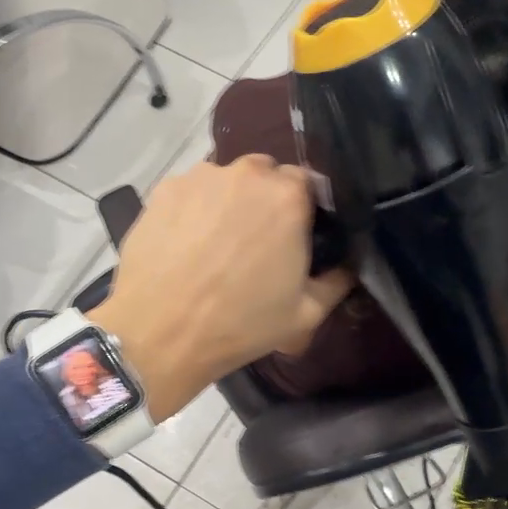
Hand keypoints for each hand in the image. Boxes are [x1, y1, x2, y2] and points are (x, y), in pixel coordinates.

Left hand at [89, 157, 353, 421]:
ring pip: (225, 182)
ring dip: (228, 204)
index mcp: (289, 197)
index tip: (296, 238)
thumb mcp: (304, 314)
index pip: (309, 185)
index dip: (304, 212)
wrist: (160, 334)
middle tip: (255, 244)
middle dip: (265, 203)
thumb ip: (336, 282)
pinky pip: (190, 193)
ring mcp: (200, 178)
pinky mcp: (163, 190)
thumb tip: (347, 267)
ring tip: (216, 247)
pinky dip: (193, 211)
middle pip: (265, 176)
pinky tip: (186, 245)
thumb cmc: (240, 325)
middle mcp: (247, 174)